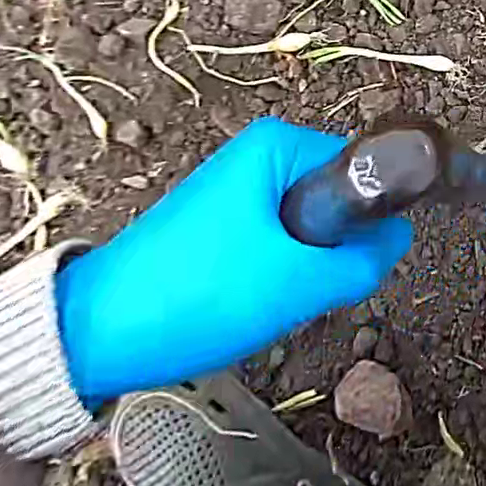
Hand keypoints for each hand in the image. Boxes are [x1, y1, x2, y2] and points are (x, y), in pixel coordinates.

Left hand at [54, 117, 412, 401]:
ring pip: (310, 219)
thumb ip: (368, 259)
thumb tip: (400, 236)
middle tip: (311, 280)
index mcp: (279, 144)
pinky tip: (255, 294)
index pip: (361, 171)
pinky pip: (280, 232)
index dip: (367, 218)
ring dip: (307, 259)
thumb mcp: (301, 283)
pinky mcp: (221, 215)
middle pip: (336, 196)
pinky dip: (281, 264)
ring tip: (277, 291)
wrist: (85, 341)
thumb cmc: (199, 294)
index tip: (351, 258)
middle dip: (334, 243)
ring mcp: (237, 183)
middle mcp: (259, 152)